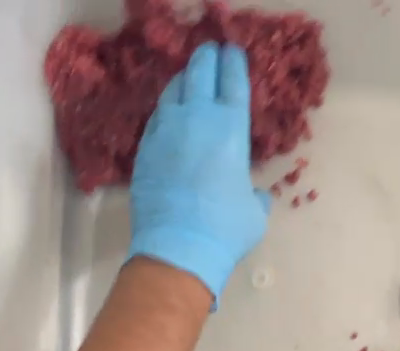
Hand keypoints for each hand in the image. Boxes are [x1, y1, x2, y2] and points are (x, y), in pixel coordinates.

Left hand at [128, 42, 271, 303]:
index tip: (234, 53)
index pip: (233, 80)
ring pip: (173, 91)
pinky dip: (165, 111)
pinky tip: (169, 116)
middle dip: (207, 59)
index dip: (234, 63)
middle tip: (211, 53)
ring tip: (188, 80)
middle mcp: (196, 118)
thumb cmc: (225, 231)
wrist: (178, 249)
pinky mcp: (144, 149)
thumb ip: (256, 194)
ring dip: (183, 81)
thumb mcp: (254, 213)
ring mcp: (165, 131)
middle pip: (200, 72)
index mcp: (230, 127)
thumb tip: (255, 194)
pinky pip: (156, 119)